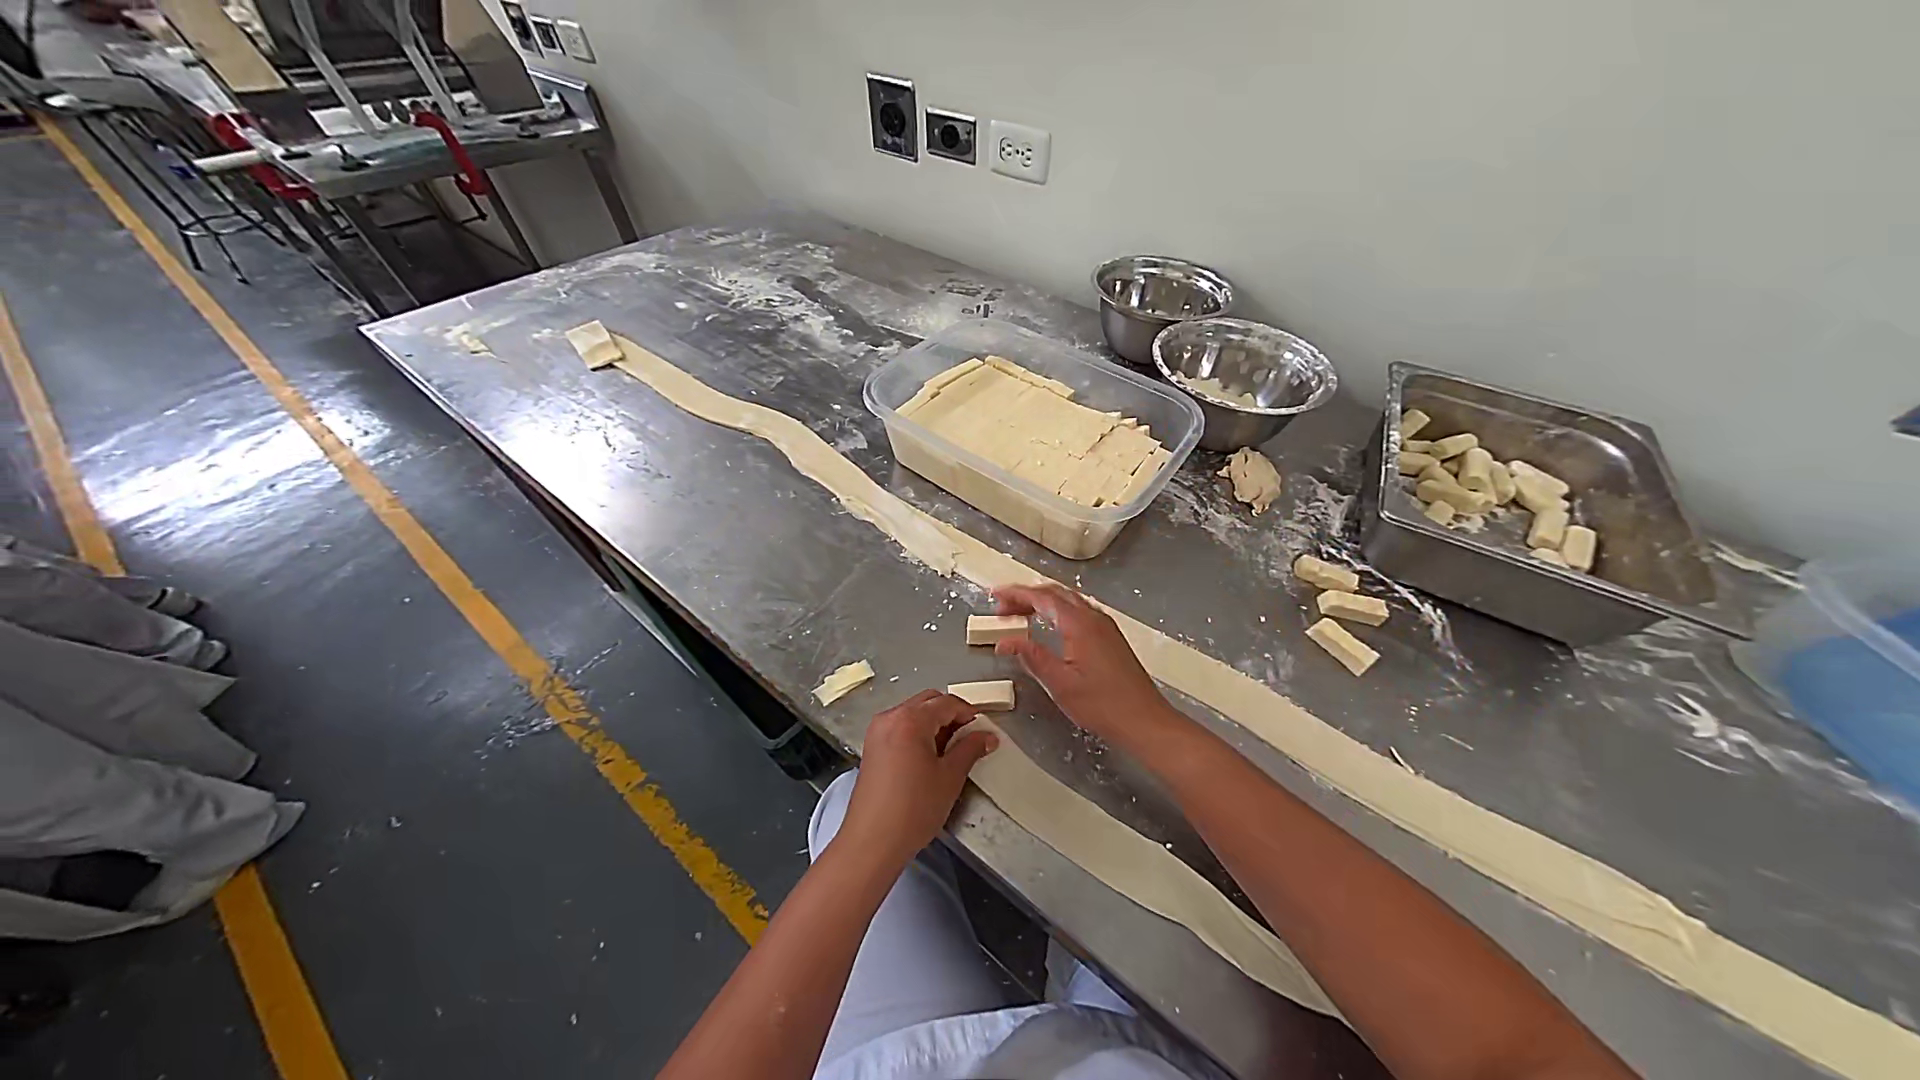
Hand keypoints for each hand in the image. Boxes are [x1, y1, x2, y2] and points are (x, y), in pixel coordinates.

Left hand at [841, 691, 999, 863]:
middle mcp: (890, 718)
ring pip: (912, 713)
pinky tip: (929, 756)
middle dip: (950, 714)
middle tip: (969, 736)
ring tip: (951, 749)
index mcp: (910, 720)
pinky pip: (899, 727)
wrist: (873, 841)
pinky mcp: (872, 747)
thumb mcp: (950, 777)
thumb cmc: (914, 809)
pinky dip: (917, 732)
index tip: (983, 727)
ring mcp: (877, 731)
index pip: (946, 702)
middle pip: (927, 701)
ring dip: (933, 723)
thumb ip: (970, 749)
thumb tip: (986, 737)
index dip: (968, 712)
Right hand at [992, 584, 1187, 750]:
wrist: (1144, 720)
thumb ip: (1031, 656)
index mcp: (1080, 624)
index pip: (1041, 597)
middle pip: (1054, 594)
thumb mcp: (1059, 682)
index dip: (1015, 594)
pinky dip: (1057, 611)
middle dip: (1025, 597)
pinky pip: (1078, 611)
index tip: (996, 595)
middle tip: (1002, 609)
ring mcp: (1105, 626)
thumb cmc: (1104, 705)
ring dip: (1041, 603)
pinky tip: (1048, 626)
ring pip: (1067, 601)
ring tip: (1020, 616)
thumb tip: (1006, 641)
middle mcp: (1094, 618)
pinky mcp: (1109, 637)